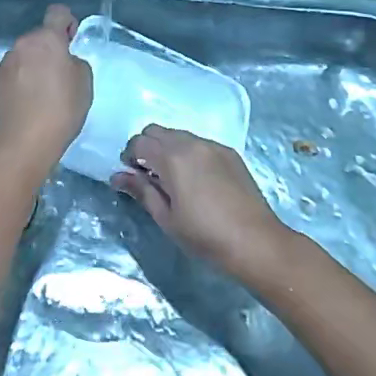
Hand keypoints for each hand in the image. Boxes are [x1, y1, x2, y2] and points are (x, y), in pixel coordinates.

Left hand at [0, 5, 93, 165]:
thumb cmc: (62, 107)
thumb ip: (75, 62)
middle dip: (50, 49)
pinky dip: (22, 77)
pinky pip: (14, 70)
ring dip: (35, 63)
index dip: (67, 21)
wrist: (26, 138)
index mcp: (46, 39)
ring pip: (26, 54)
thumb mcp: (84, 82)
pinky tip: (29, 99)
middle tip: (61, 74)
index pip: (57, 12)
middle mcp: (23, 44)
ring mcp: (6, 61)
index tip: (71, 39)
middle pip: (40, 37)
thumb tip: (65, 62)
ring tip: (44, 91)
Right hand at [112, 125, 293, 279]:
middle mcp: (191, 143)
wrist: (258, 244)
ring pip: (178, 135)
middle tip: (149, 174)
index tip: (131, 175)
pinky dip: (189, 153)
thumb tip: (117, 177)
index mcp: (172, 158)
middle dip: (146, 147)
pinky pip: (199, 143)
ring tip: (173, 178)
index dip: (129, 155)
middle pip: (156, 131)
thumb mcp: (167, 218)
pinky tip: (197, 179)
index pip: (139, 141)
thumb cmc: (206, 236)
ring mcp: (212, 146)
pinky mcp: (229, 153)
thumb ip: (141, 191)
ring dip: (168, 149)